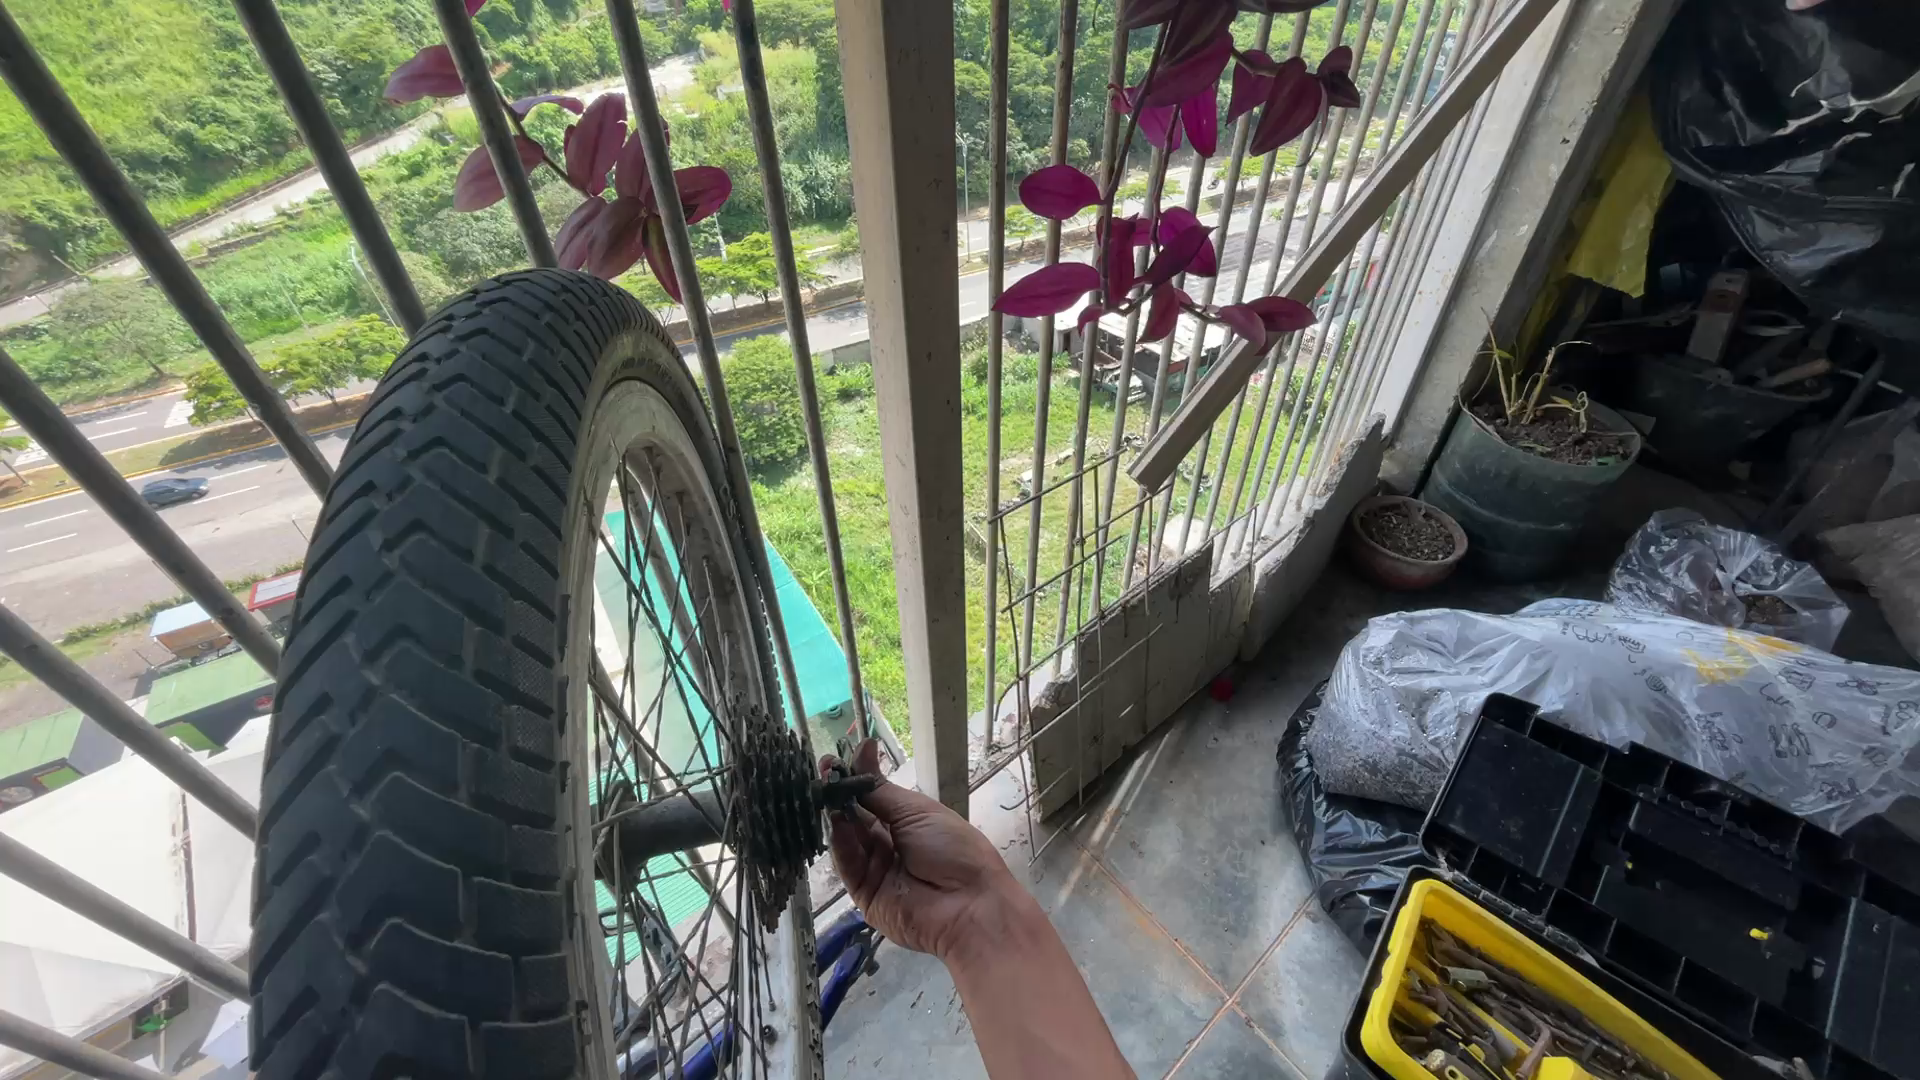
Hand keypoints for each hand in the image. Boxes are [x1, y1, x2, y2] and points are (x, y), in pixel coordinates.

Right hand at [821, 739, 1026, 962]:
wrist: (968, 904)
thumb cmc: (951, 848)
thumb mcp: (916, 811)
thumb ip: (880, 788)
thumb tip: (864, 748)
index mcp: (906, 820)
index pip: (871, 796)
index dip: (853, 779)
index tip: (833, 760)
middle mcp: (888, 842)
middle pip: (855, 816)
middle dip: (838, 794)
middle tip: (822, 771)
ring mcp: (874, 868)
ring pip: (848, 838)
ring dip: (837, 815)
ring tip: (826, 792)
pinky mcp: (864, 894)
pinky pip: (848, 864)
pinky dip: (841, 843)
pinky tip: (836, 822)